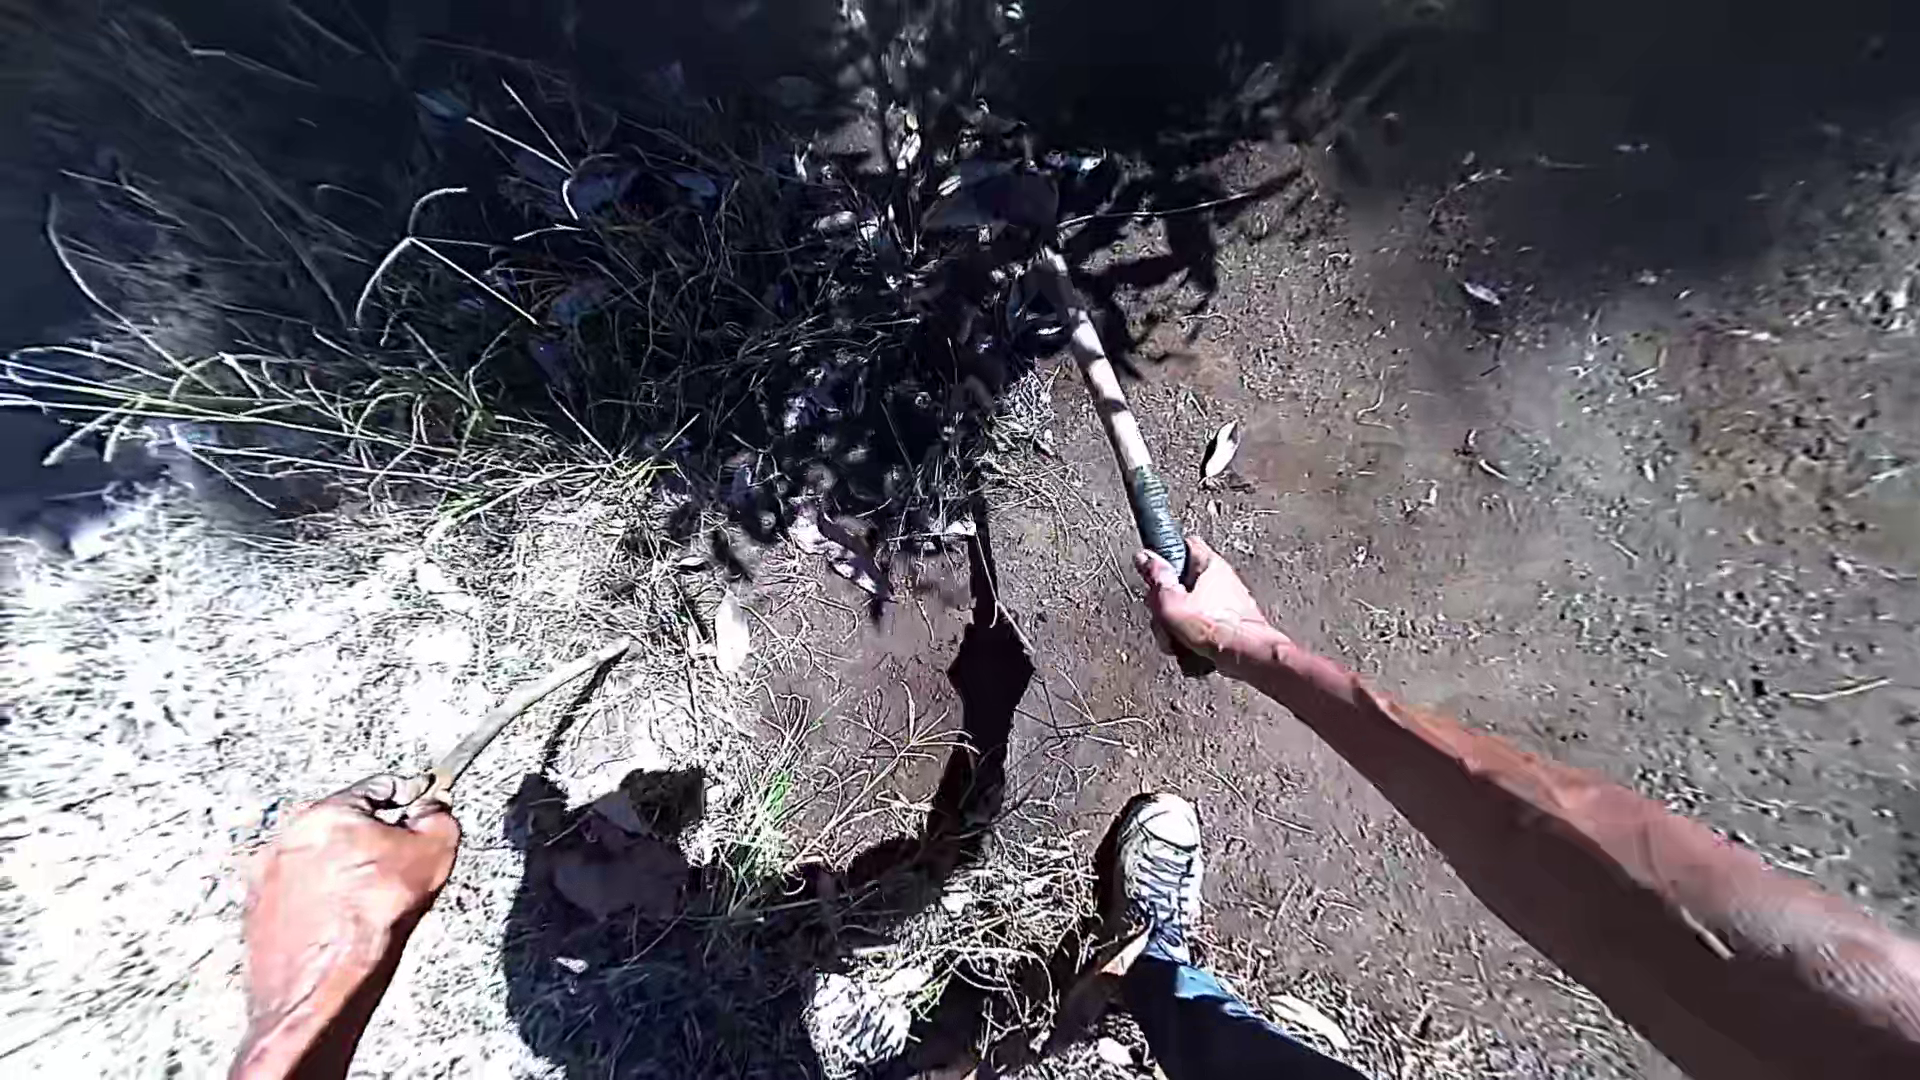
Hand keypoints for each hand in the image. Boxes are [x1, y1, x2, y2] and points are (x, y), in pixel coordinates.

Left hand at [234, 774, 459, 1079]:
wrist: (326, 980)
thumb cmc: (377, 910)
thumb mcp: (439, 844)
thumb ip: (440, 812)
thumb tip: (432, 808)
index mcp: (324, 814)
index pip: (382, 784)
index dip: (415, 793)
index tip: (429, 802)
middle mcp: (283, 840)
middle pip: (349, 819)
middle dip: (381, 830)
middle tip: (408, 848)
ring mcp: (263, 880)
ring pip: (326, 853)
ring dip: (354, 860)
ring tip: (383, 883)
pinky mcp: (257, 913)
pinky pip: (306, 885)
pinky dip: (332, 888)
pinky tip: (356, 906)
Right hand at [1133, 536, 1285, 674]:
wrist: (1246, 657)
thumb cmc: (1215, 628)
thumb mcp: (1170, 601)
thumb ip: (1155, 577)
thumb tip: (1145, 557)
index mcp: (1209, 565)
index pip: (1184, 544)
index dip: (1165, 556)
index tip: (1154, 572)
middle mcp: (1223, 579)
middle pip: (1182, 583)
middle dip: (1168, 603)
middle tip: (1164, 616)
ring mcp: (1229, 602)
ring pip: (1190, 607)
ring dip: (1178, 624)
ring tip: (1177, 639)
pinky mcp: (1232, 623)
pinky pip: (1203, 625)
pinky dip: (1193, 636)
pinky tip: (1189, 648)